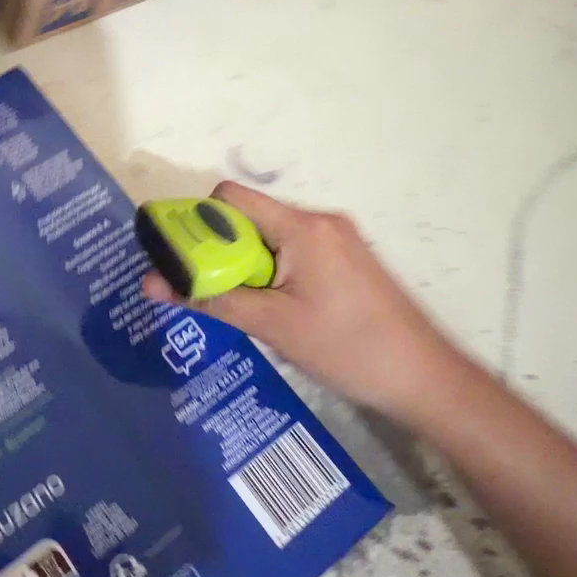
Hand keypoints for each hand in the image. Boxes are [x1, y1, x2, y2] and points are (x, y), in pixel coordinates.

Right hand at [142, 182, 463, 417]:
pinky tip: (274, 312)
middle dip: (220, 252)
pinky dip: (270, 274)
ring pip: (268, 239)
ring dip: (246, 267)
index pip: (229, 197)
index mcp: (302, 227)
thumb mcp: (270, 325)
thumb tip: (151, 284)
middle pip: (248, 219)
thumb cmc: (347, 347)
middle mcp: (320, 221)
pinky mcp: (347, 261)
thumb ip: (210, 299)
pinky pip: (292, 253)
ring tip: (243, 308)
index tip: (184, 260)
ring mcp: (337, 240)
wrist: (425, 379)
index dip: (198, 222)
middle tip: (207, 292)